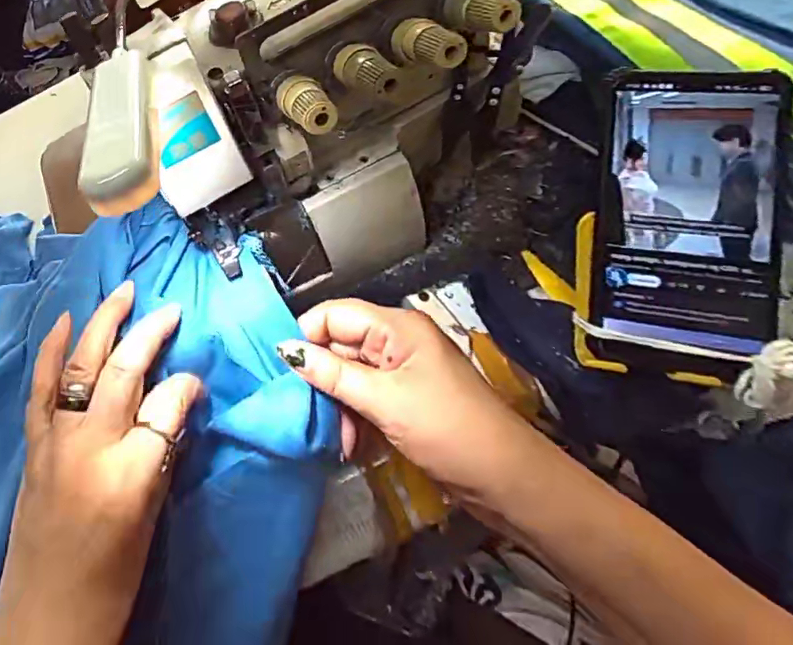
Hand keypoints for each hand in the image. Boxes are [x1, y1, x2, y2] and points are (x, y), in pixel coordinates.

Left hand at [0, 282, 201, 644]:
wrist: (44, 621)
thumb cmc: (112, 575)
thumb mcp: (153, 511)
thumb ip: (165, 446)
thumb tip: (180, 396)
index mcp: (129, 472)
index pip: (167, 403)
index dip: (186, 384)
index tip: (196, 379)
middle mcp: (89, 446)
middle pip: (123, 372)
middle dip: (149, 333)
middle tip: (169, 308)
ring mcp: (55, 441)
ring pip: (81, 366)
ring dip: (102, 324)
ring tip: (122, 292)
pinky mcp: (33, 445)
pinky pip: (42, 386)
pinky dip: (52, 350)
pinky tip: (64, 321)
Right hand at [278, 299, 554, 509]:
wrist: (507, 478)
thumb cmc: (448, 430)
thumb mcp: (385, 401)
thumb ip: (333, 374)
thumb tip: (287, 350)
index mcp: (396, 326)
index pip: (334, 314)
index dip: (307, 337)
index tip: (285, 370)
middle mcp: (397, 340)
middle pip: (340, 345)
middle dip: (323, 379)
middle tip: (311, 415)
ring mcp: (402, 370)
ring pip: (350, 375)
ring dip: (339, 405)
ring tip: (339, 440)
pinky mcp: (406, 398)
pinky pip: (367, 396)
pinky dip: (355, 417)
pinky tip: (352, 445)